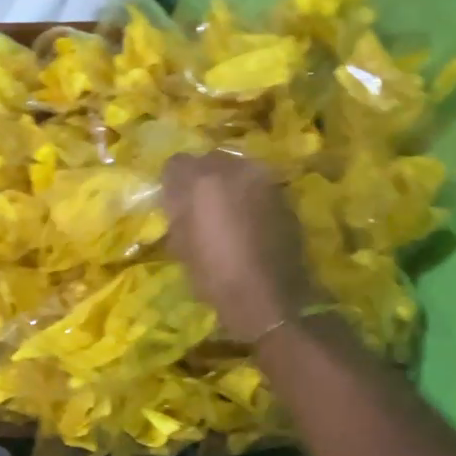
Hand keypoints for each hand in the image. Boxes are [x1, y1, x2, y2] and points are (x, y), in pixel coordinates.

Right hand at [161, 150, 322, 340]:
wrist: (268, 295)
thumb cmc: (214, 275)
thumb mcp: (181, 246)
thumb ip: (177, 213)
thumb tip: (177, 201)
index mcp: (202, 181)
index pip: (175, 163)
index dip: (171, 183)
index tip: (171, 202)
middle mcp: (235, 169)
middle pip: (210, 160)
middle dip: (201, 178)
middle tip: (197, 206)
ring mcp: (264, 179)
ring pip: (237, 169)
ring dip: (227, 185)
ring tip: (225, 213)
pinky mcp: (284, 194)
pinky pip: (257, 185)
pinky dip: (248, 196)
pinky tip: (247, 222)